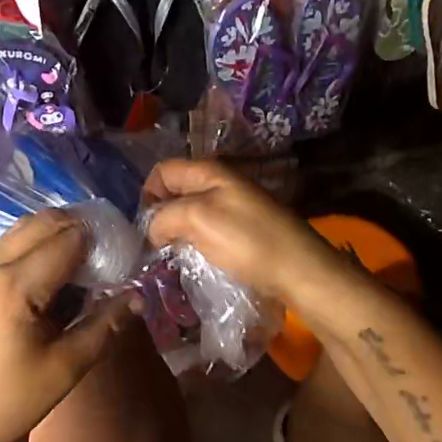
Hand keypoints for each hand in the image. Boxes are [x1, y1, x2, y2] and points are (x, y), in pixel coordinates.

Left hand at [0, 209, 139, 441]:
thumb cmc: (8, 400)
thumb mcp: (67, 367)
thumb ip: (105, 325)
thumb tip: (139, 296)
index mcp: (18, 286)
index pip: (70, 238)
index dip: (103, 240)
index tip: (128, 255)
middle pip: (45, 222)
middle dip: (83, 226)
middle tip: (113, 250)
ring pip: (26, 228)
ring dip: (61, 231)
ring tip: (91, 257)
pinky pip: (14, 245)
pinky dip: (42, 243)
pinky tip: (62, 271)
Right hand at [142, 159, 342, 299]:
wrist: (298, 269)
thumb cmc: (248, 240)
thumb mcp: (199, 219)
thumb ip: (166, 216)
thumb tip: (152, 228)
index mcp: (210, 171)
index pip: (163, 171)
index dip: (148, 194)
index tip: (144, 227)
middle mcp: (222, 184)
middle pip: (177, 193)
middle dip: (161, 216)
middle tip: (153, 247)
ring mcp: (234, 209)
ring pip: (192, 216)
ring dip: (178, 234)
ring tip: (171, 258)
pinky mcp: (243, 233)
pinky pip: (209, 233)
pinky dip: (197, 245)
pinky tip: (196, 262)